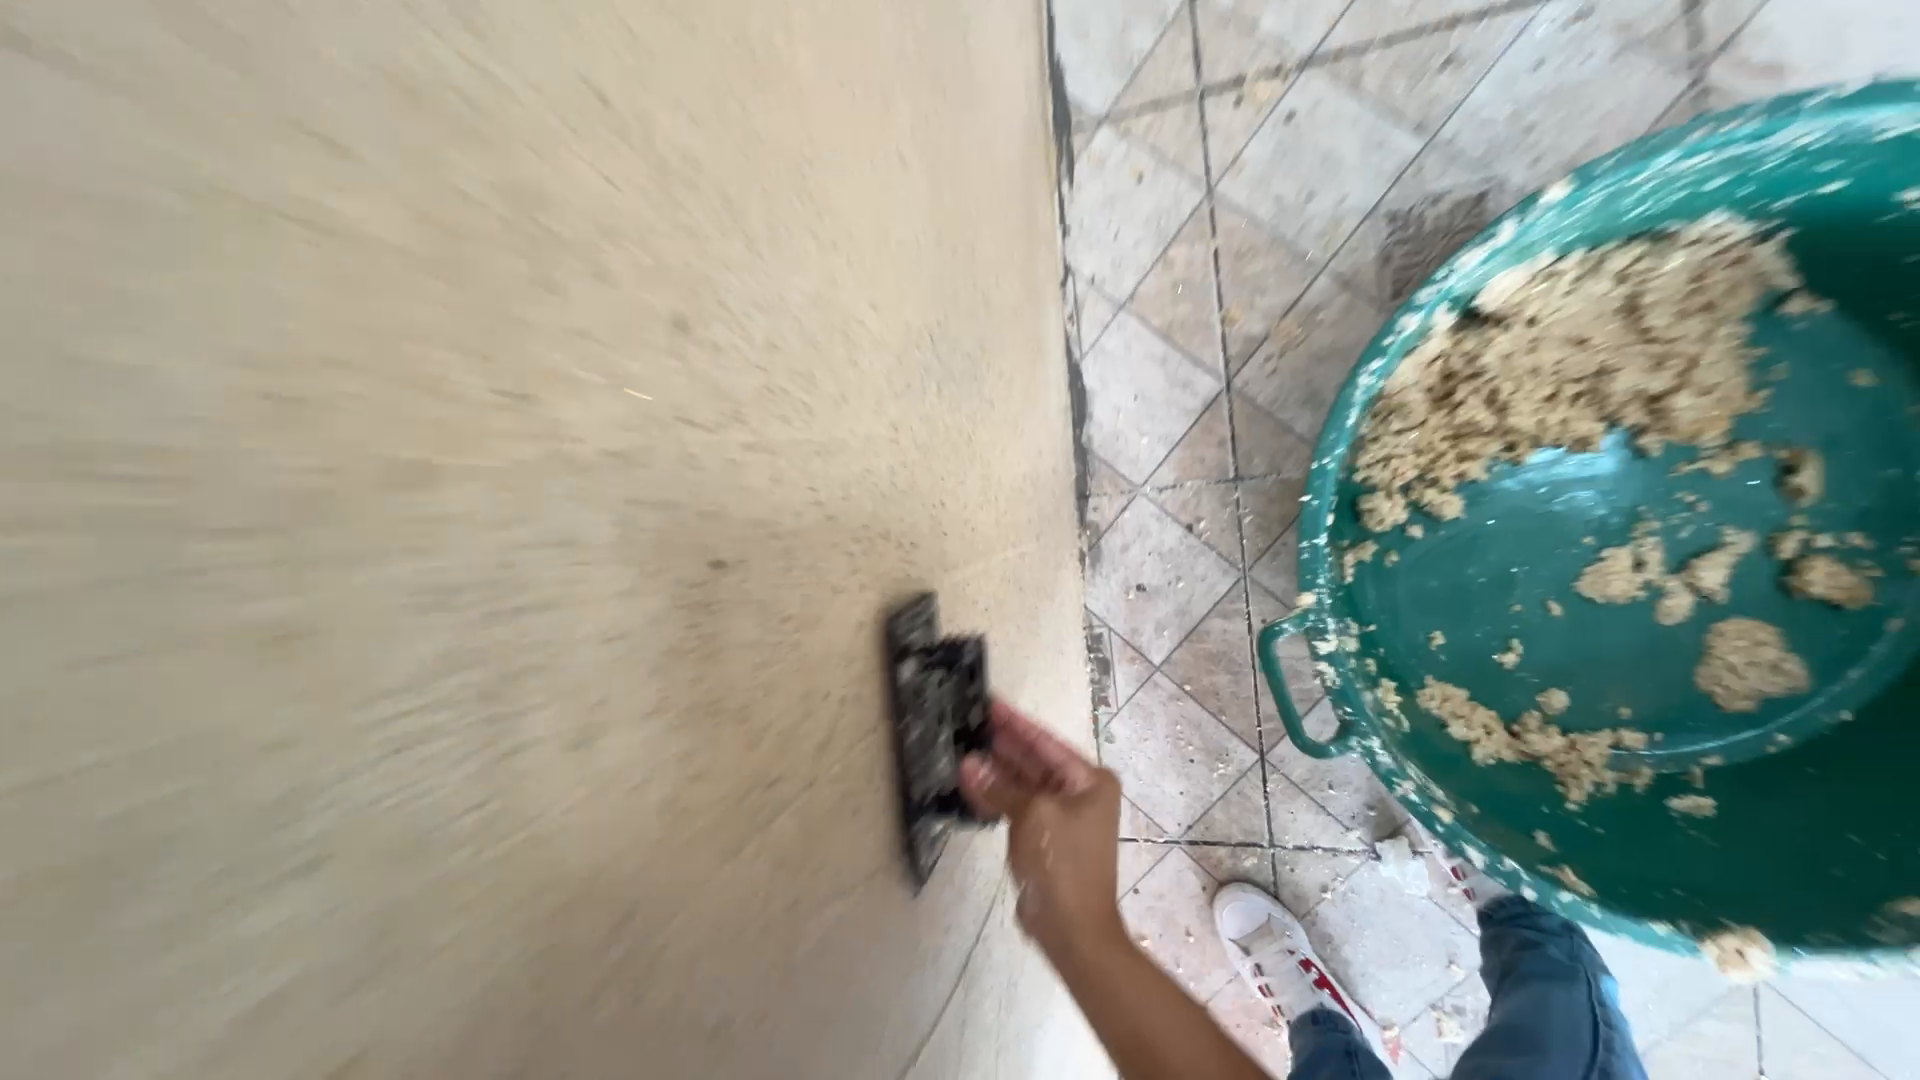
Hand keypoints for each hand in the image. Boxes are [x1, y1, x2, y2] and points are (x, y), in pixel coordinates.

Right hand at [959, 700, 1125, 960]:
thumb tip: (968, 764)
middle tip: (970, 721)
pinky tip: (970, 784)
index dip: (1016, 722)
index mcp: (1089, 780)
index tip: (990, 702)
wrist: (1072, 929)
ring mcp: (1061, 817)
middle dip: (1003, 743)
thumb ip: (1000, 787)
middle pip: (1035, 760)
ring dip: (995, 770)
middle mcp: (1079, 793)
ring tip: (963, 749)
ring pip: (1023, 783)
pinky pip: (1017, 807)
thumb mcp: (1032, 815)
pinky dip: (996, 797)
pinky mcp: (1043, 838)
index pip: (1046, 741)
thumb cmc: (1062, 862)